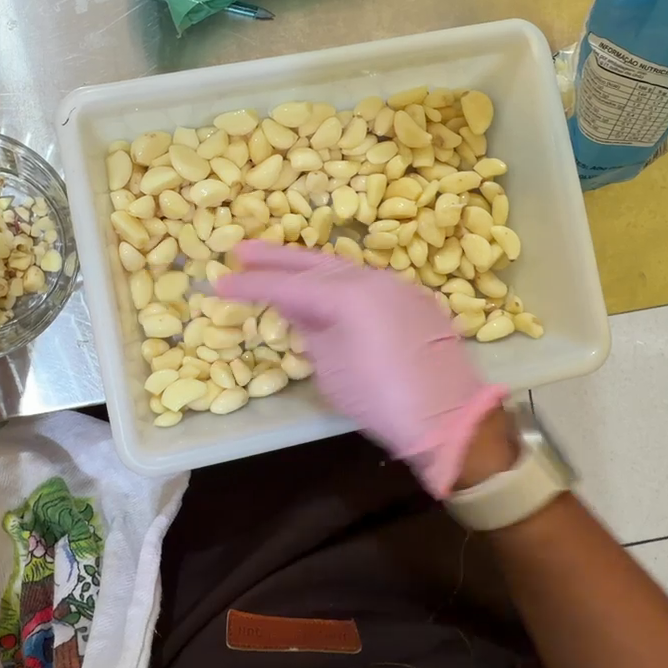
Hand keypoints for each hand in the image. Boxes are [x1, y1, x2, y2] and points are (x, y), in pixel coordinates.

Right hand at [217, 240, 506, 497]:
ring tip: (277, 264)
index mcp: (346, 295)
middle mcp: (371, 279)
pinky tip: (325, 285)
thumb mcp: (330, 369)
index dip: (251, 285)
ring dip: (308, 266)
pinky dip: (338, 280)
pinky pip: (366, 280)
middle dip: (276, 259)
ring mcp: (396, 285)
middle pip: (314, 265)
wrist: (448, 417)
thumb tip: (302, 313)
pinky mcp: (413, 299)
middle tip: (241, 250)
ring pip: (342, 268)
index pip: (287, 287)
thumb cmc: (380, 399)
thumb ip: (311, 331)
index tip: (219, 281)